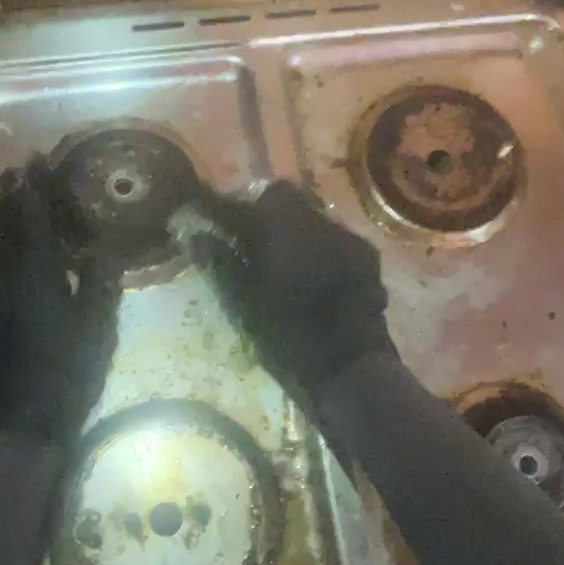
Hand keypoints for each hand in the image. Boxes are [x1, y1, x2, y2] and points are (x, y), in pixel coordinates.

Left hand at [0, 160, 118, 444]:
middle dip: (5, 195)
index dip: (34, 188)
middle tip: (9, 172)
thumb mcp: (98, 331)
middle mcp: (6, 278)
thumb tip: (105, 251)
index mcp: (39, 276)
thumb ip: (100, 286)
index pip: (34, 218)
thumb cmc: (68, 376)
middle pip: (1, 226)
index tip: (35, 162)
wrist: (21, 423)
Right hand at [191, 182, 396, 389]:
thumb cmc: (290, 338)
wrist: (351, 366)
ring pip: (310, 214)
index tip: (211, 219)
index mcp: (284, 230)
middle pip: (282, 198)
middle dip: (261, 212)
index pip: (246, 204)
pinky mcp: (367, 254)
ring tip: (280, 257)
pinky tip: (312, 271)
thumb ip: (222, 262)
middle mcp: (318, 221)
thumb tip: (196, 235)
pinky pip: (334, 235)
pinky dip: (317, 244)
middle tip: (247, 239)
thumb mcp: (246, 304)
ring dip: (291, 228)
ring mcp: (347, 235)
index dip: (225, 209)